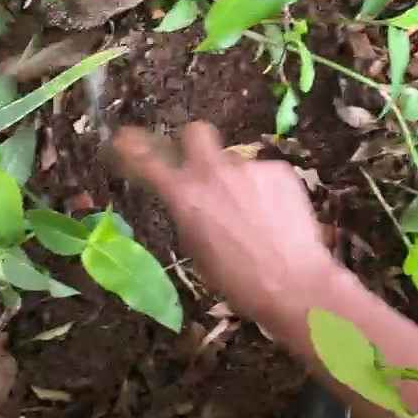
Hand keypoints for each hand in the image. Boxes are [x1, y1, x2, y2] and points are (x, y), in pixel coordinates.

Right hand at [111, 122, 347, 332]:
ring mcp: (248, 168)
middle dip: (194, 143)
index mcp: (185, 197)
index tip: (124, 138)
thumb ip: (190, 216)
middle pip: (195, 132)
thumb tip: (192, 204)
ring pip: (236, 165)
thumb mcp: (198, 251)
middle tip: (203, 165)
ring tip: (257, 217)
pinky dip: (268, 192)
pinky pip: (265, 175)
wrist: (294, 284)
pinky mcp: (279, 170)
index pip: (148, 162)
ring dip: (239, 183)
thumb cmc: (239, 282)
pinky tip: (277, 218)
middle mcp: (213, 173)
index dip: (132, 147)